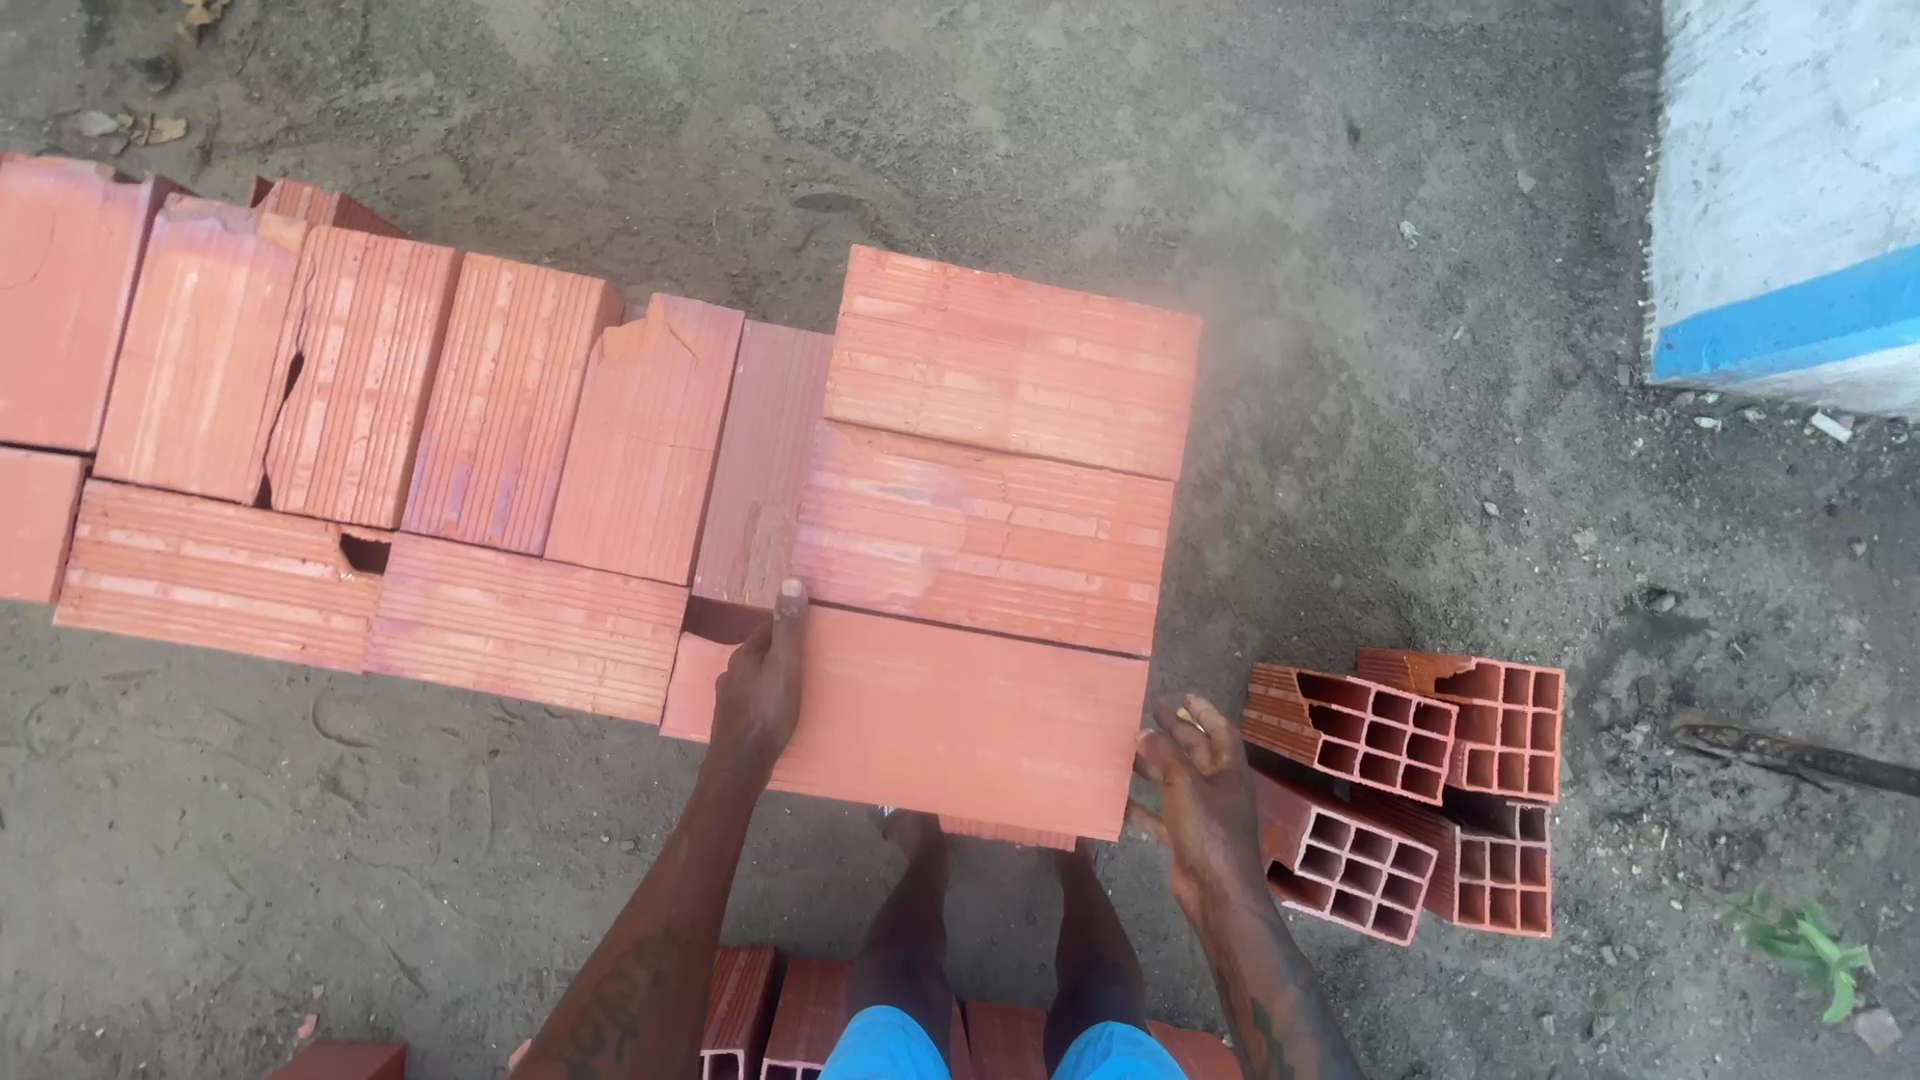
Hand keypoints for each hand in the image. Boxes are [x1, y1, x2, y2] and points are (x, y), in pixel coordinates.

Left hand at [709, 578, 808, 778]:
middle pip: (762, 653)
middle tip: (810, 656)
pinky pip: (753, 700)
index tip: (810, 626)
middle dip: (782, 652)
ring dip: (774, 676)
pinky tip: (778, 709)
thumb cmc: (767, 711)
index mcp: (744, 655)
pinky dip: (767, 698)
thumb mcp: (786, 664)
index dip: (789, 624)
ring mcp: (729, 699)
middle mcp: (731, 673)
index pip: (769, 628)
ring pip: (756, 678)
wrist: (741, 764)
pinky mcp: (733, 722)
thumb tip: (792, 580)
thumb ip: (790, 626)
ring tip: (797, 683)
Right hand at [1128, 694, 1269, 920]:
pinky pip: (1160, 814)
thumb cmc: (1208, 831)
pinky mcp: (1184, 837)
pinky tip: (1119, 797)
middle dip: (1175, 732)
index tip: (1184, 696)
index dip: (1204, 712)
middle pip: (1196, 753)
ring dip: (1154, 764)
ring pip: (1175, 781)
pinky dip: (1141, 805)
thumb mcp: (1184, 784)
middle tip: (1150, 712)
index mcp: (1228, 772)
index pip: (1221, 732)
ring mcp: (1201, 815)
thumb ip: (1164, 755)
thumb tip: (1145, 732)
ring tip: (1128, 747)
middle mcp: (1217, 789)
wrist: (1217, 893)